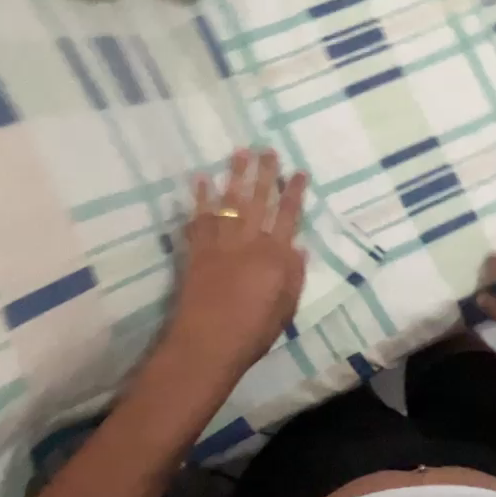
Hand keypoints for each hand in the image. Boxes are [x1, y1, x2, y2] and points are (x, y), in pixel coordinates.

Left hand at [164, 149, 309, 376]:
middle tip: (268, 150)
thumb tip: (298, 248)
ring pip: (230, 203)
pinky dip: (200, 199)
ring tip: (240, 153)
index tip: (299, 172)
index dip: (294, 193)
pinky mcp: (196, 252)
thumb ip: (293, 276)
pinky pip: (199, 220)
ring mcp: (220, 245)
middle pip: (259, 201)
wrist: (207, 346)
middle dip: (265, 174)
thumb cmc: (252, 333)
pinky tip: (202, 180)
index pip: (289, 216)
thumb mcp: (286, 308)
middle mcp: (249, 243)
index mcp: (276, 257)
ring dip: (236, 176)